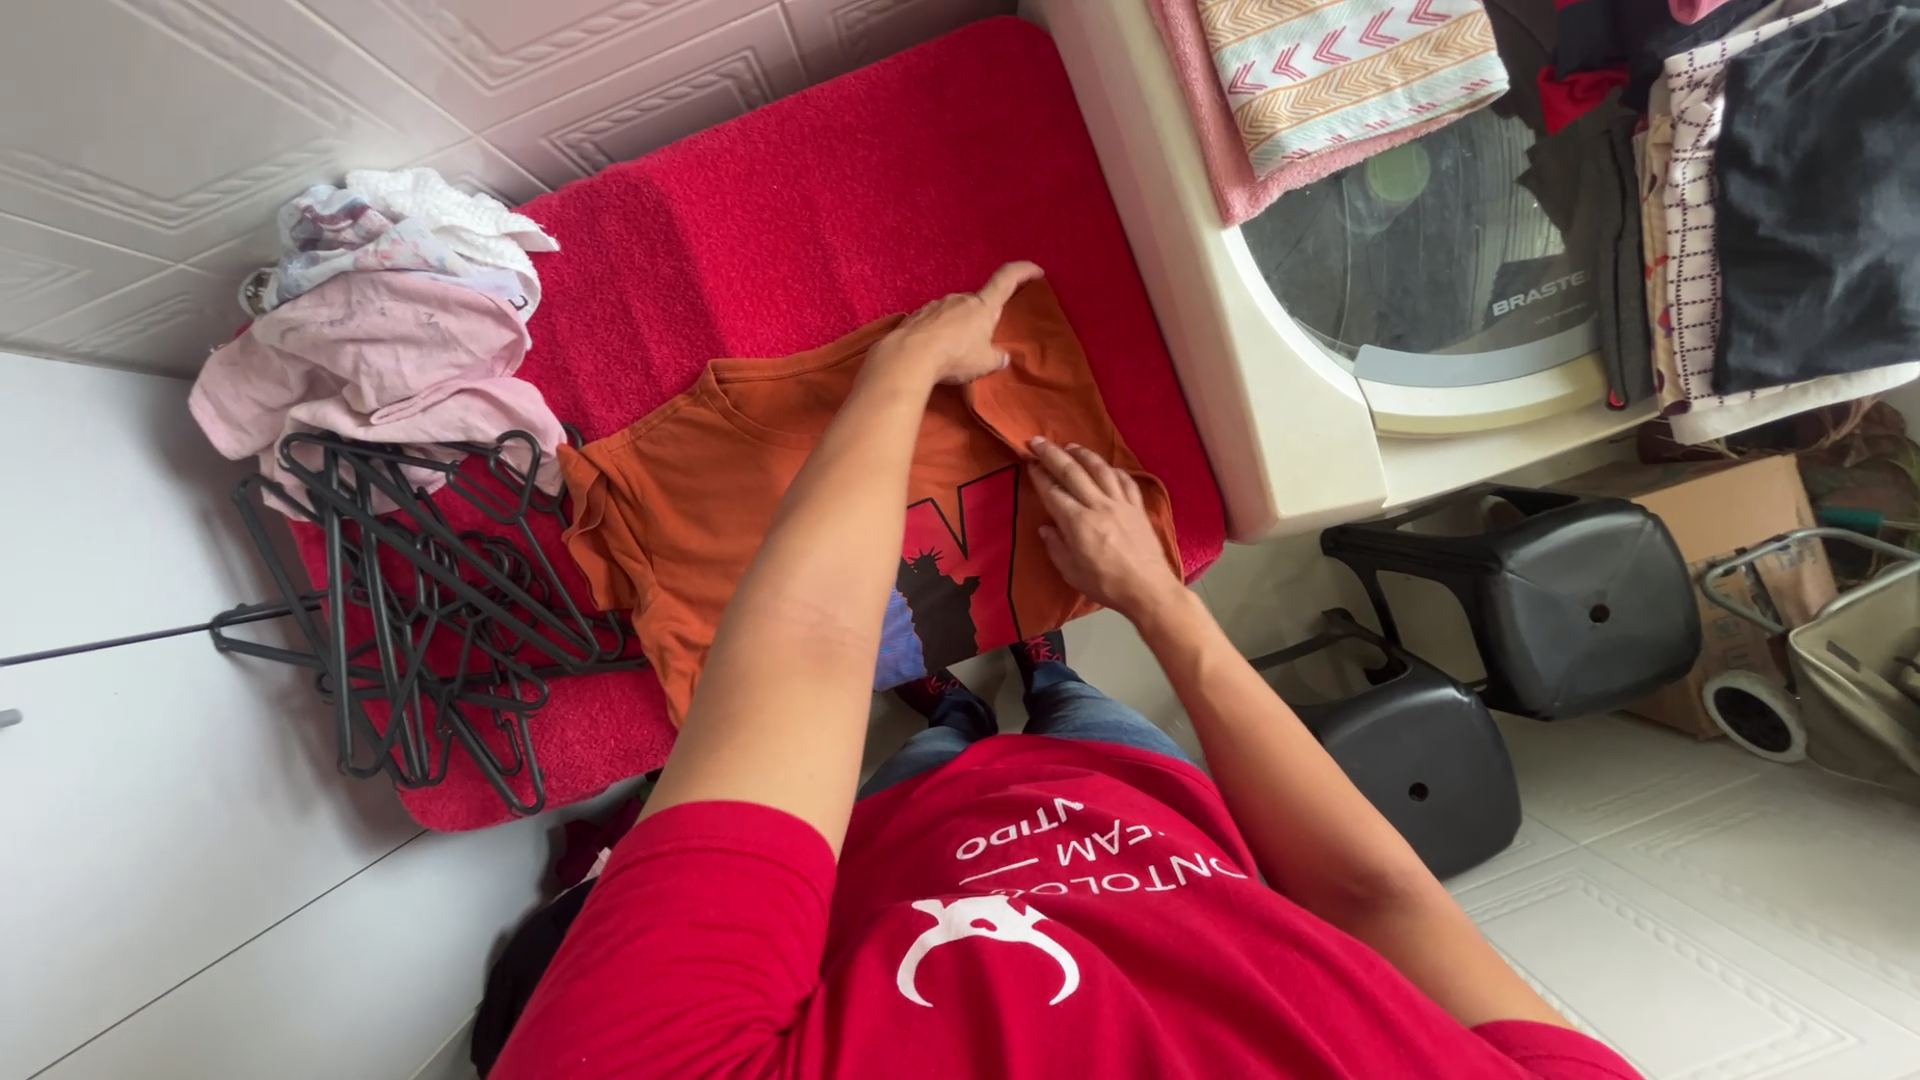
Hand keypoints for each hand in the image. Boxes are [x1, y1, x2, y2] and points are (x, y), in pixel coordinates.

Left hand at [870, 261, 1044, 385]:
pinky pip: (933, 323)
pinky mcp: (916, 316)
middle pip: (977, 303)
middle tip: (979, 344)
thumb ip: (996, 358)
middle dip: (980, 320)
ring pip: (953, 313)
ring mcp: (936, 305)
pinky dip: (937, 334)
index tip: (1036, 271)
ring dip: (957, 328)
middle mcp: (960, 298)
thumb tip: (1002, 357)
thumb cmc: (955, 356)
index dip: (1023, 271)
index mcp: (983, 305)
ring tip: (953, 353)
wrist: (909, 356)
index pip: (1007, 278)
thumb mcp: (984, 363)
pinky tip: (934, 352)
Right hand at [1029, 437, 1183, 621]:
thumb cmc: (1106, 585)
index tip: (1030, 463)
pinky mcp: (1138, 508)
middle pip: (1073, 472)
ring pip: (1100, 469)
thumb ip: (1056, 547)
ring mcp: (1121, 504)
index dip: (1040, 476)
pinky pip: (1125, 481)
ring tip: (1070, 446)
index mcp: (1078, 522)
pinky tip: (1106, 467)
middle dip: (1053, 454)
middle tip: (1039, 441)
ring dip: (1083, 454)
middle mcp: (1099, 505)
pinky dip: (1113, 470)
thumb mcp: (1071, 572)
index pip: (1053, 492)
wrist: (1148, 589)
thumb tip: (1046, 528)